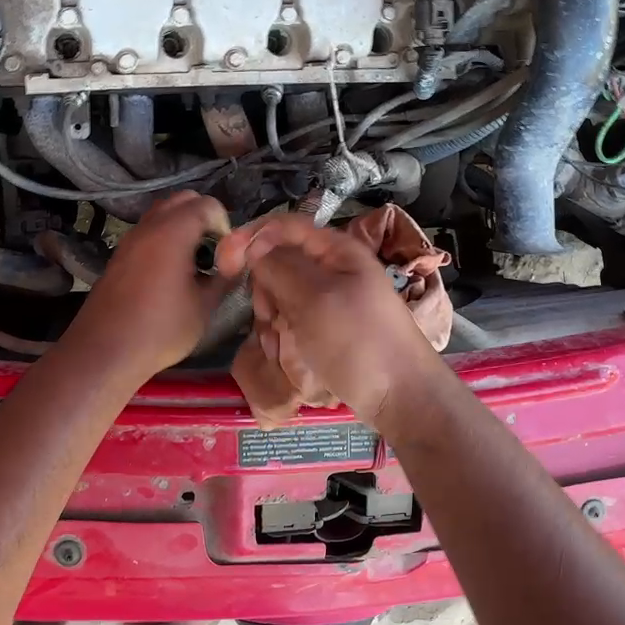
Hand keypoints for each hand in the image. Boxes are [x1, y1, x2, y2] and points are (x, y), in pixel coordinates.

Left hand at [64, 192, 231, 377]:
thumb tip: (237, 261)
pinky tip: (170, 270)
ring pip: (162, 212)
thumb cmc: (160, 329)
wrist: (104, 350)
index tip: (226, 254)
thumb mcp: (204, 307)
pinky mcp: (119, 253)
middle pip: (183, 200)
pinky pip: (147, 230)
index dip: (224, 224)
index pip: (207, 204)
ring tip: (194, 259)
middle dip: (204, 216)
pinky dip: (164, 236)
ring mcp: (130, 237)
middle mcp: (149, 226)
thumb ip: (224, 277)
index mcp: (172, 232)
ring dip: (182, 224)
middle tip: (214, 250)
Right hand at [216, 213, 449, 429]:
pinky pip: (289, 320)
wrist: (401, 399)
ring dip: (271, 318)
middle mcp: (330, 268)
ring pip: (278, 295)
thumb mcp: (314, 298)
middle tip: (268, 316)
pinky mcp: (324, 327)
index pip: (281, 226)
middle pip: (276, 261)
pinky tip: (286, 354)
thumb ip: (279, 266)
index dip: (250, 237)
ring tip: (281, 344)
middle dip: (263, 289)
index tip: (224, 264)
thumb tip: (253, 246)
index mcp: (335, 249)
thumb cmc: (359, 342)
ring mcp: (328, 300)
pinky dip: (281, 336)